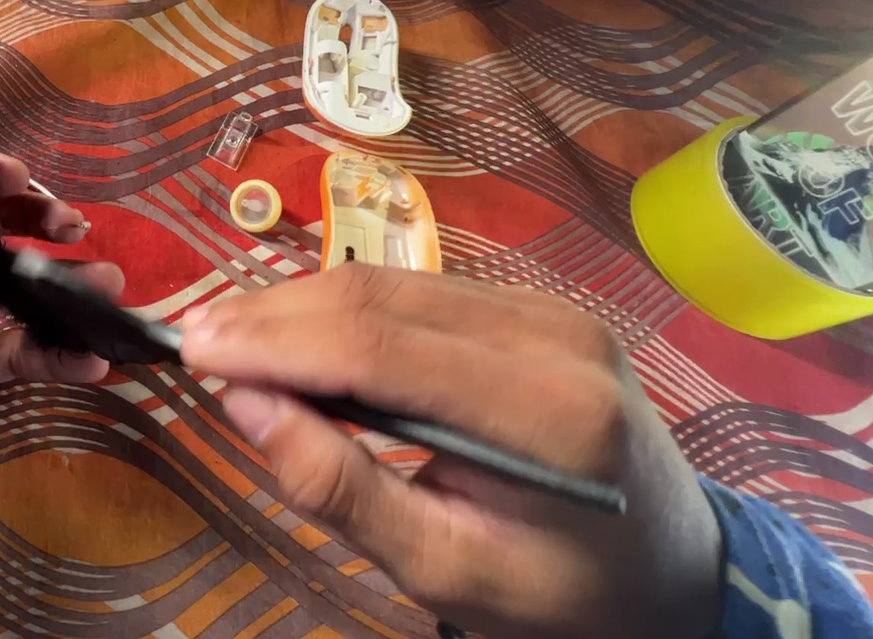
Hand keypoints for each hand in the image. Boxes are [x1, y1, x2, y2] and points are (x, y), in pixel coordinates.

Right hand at [181, 265, 721, 638]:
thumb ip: (339, 488)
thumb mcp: (445, 572)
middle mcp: (549, 334)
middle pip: (371, 297)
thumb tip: (242, 401)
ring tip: (228, 331)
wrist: (677, 566)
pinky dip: (333, 305)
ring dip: (292, 303)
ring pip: (379, 278)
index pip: (377, 350)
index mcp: (548, 415)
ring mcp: (541, 304)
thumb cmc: (561, 593)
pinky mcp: (522, 297)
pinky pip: (403, 285)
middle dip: (269, 315)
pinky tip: (291, 327)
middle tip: (196, 337)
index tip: (196, 351)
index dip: (274, 343)